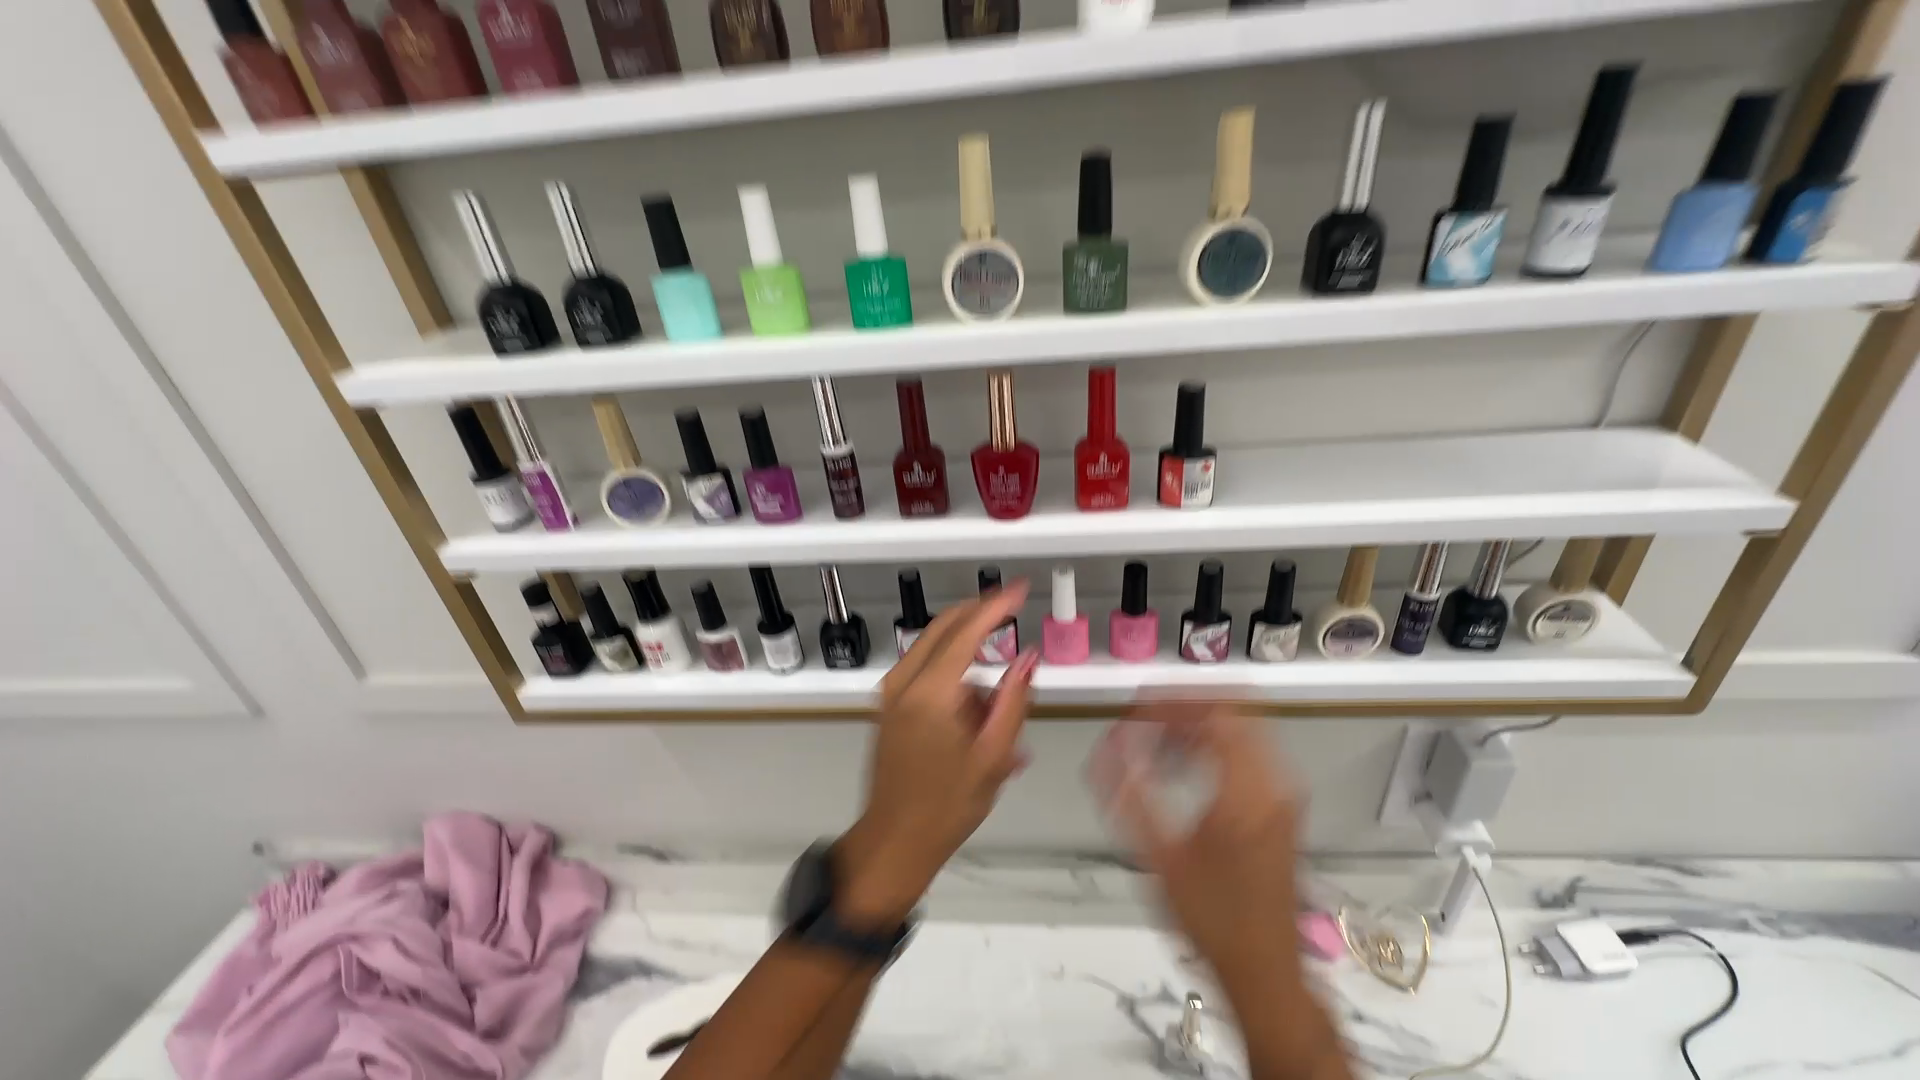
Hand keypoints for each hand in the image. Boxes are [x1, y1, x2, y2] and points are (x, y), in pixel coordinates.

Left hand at [838, 584, 1036, 923]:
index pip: (966, 631)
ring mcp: (891, 695)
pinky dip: (955, 681)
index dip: (996, 605)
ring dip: (969, 659)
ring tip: (998, 716)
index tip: (1020, 587)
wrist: (894, 842)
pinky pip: (926, 674)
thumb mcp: (992, 756)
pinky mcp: (889, 708)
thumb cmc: (948, 805)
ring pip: (935, 651)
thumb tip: (1028, 657)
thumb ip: (1013, 701)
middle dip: (979, 616)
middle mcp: (903, 683)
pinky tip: (979, 723)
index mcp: (929, 693)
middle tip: (1012, 612)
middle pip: (943, 628)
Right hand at [1089, 698, 1303, 990]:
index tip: (1132, 708)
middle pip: (1231, 706)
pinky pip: (1248, 747)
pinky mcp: (1282, 803)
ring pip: (1240, 723)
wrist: (1265, 968)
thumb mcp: (1158, 857)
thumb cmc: (1212, 920)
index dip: (1167, 699)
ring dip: (1195, 723)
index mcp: (1245, 789)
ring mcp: (1283, 791)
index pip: (1212, 710)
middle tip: (1141, 720)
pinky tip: (1179, 766)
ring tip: (1154, 742)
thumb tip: (1103, 750)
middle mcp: (1274, 780)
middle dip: (1180, 705)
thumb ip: (1127, 795)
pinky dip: (1211, 742)